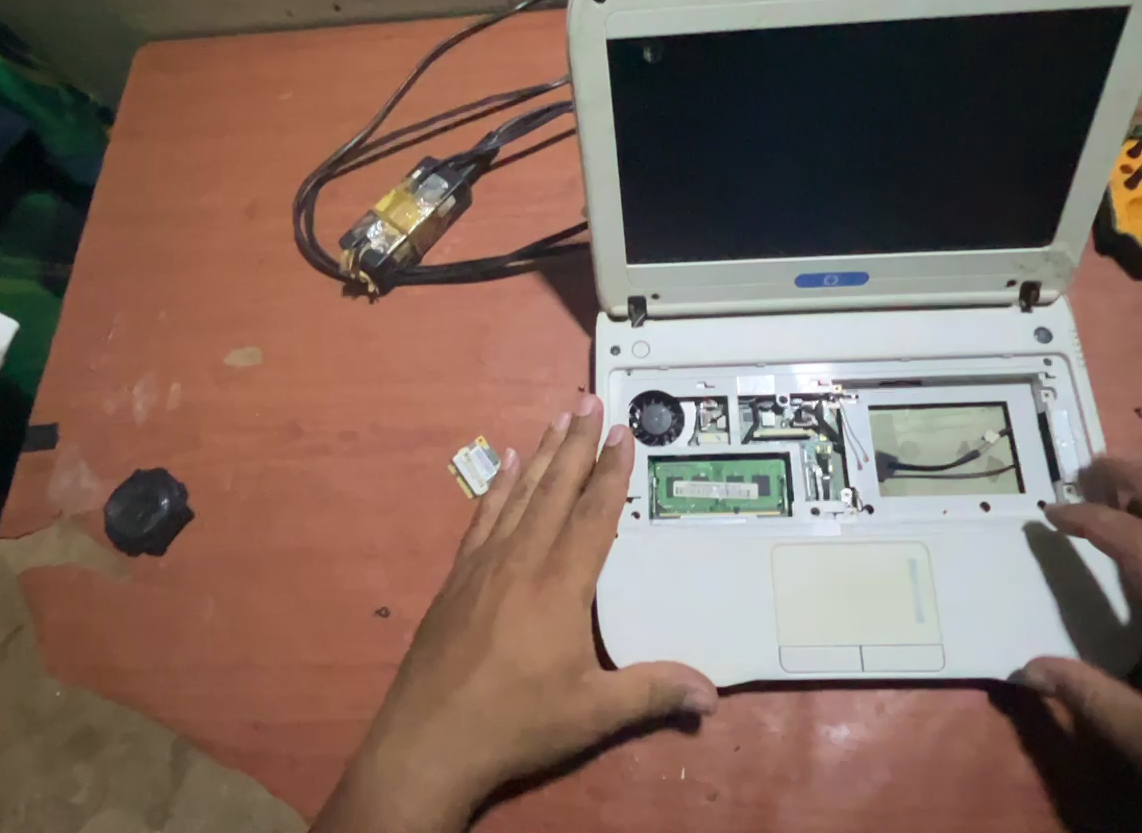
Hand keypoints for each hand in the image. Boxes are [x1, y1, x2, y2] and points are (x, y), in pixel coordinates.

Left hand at [314, 396, 717, 831]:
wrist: (428, 741)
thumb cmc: (517, 722)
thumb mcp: (592, 713)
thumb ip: (652, 692)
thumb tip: (713, 694)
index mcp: (561, 585)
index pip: (593, 514)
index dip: (611, 472)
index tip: (623, 432)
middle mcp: (523, 559)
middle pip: (556, 489)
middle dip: (577, 443)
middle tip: (590, 400)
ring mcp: (486, 563)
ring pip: (520, 494)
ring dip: (542, 454)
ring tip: (558, 417)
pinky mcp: (459, 575)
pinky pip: (483, 516)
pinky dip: (498, 486)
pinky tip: (506, 463)